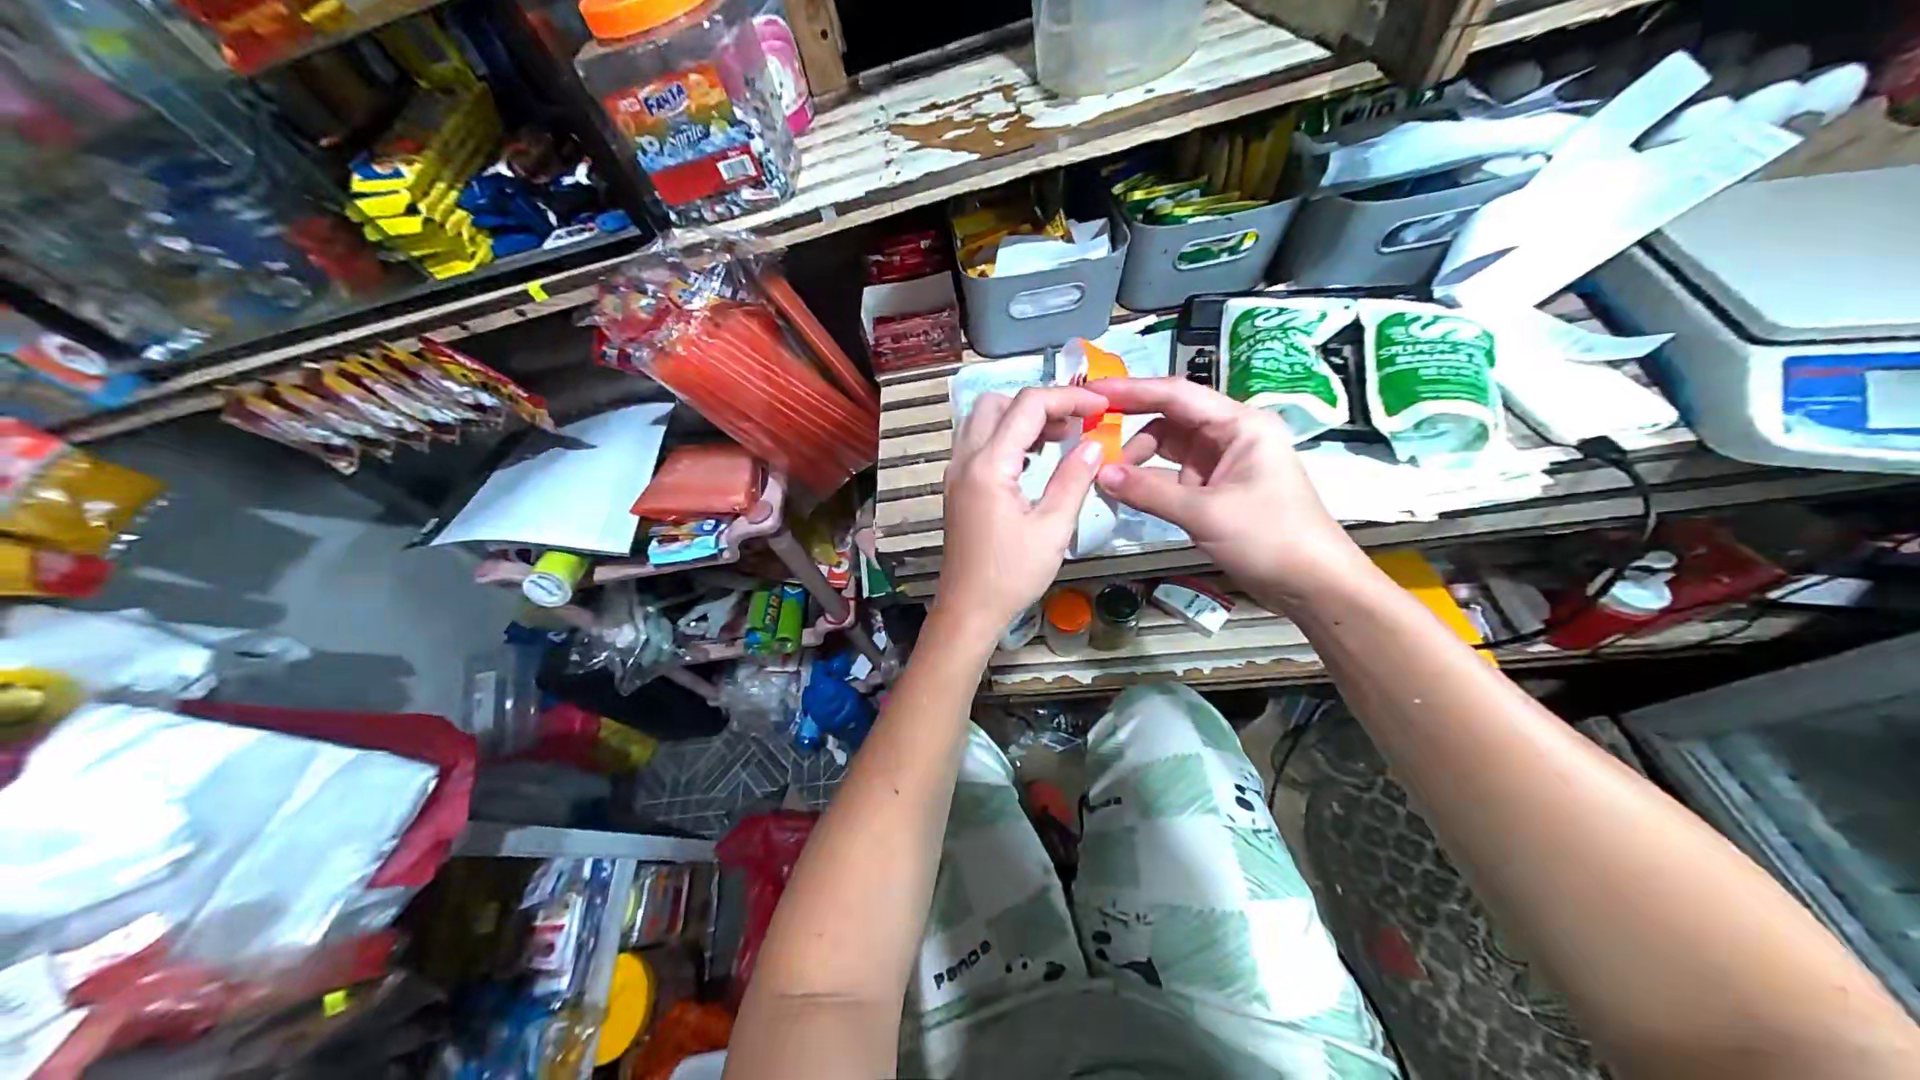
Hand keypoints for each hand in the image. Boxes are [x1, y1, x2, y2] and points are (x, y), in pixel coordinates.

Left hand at [936, 386, 1108, 637]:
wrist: (968, 610)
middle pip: (998, 403)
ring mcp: (956, 473)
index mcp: (988, 466)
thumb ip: (1074, 479)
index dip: (1068, 398)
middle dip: (1039, 404)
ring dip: (1020, 419)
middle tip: (1074, 425)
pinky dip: (1006, 437)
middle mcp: (965, 460)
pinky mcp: (956, 487)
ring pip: (983, 420)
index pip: (1028, 406)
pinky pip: (978, 443)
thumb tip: (1095, 445)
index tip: (1100, 408)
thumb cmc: (1011, 575)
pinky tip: (1032, 460)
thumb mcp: (1053, 529)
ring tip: (1058, 439)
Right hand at [1086, 377, 1376, 609]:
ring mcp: (1223, 463)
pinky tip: (1127, 493)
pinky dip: (1150, 481)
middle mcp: (1231, 435)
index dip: (1133, 390)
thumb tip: (1099, 474)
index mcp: (1240, 425)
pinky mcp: (1217, 489)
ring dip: (1139, 459)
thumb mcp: (1205, 512)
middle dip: (1131, 427)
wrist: (1313, 584)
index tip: (1094, 392)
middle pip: (1170, 418)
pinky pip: (1174, 475)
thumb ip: (1148, 491)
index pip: (1177, 394)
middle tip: (1090, 436)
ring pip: (1169, 448)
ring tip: (1107, 477)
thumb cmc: (1270, 538)